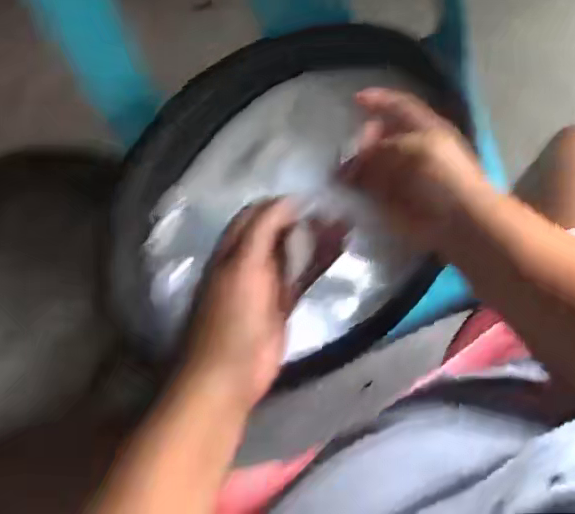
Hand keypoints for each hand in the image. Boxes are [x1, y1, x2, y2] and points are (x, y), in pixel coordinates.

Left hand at [174, 199, 341, 407]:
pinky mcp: (283, 304)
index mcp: (232, 249)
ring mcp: (267, 283)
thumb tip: (291, 198)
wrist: (229, 378)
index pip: (257, 213)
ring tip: (345, 223)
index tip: (313, 195)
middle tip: (336, 208)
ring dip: (317, 236)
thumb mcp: (244, 265)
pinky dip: (321, 259)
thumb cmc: (232, 317)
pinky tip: (340, 248)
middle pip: (278, 229)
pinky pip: (304, 273)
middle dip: (304, 217)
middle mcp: (249, 261)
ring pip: (294, 249)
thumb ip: (264, 229)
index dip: (282, 202)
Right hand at [340, 88, 495, 250]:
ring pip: (379, 164)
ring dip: (361, 167)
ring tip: (343, 172)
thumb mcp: (411, 151)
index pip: (400, 106)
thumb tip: (356, 160)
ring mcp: (410, 176)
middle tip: (348, 147)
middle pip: (387, 135)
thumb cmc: (443, 177)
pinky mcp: (403, 202)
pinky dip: (364, 191)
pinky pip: (378, 192)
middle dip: (366, 139)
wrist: (462, 222)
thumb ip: (380, 150)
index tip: (355, 99)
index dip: (379, 100)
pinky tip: (351, 192)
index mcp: (427, 128)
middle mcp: (419, 148)